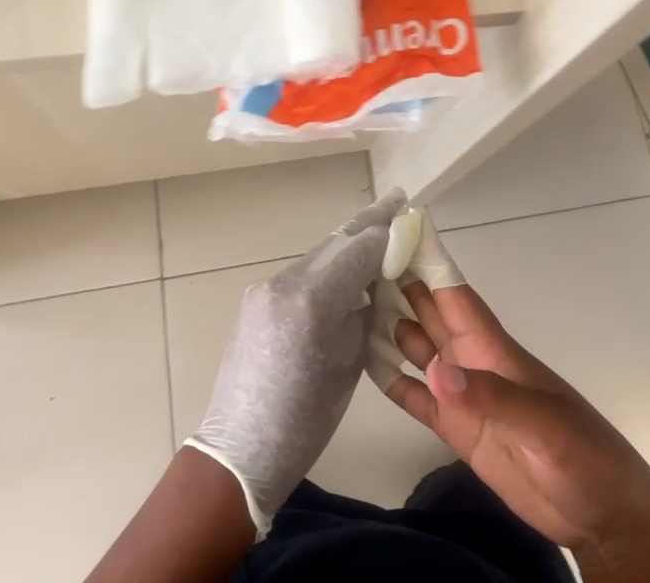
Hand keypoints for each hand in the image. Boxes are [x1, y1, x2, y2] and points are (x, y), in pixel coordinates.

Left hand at [185, 188, 403, 535]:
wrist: (240, 449)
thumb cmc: (307, 420)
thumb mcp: (350, 361)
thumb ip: (364, 311)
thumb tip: (374, 281)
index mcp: (313, 300)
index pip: (360, 247)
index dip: (388, 229)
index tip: (409, 211)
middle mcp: (285, 282)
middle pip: (336, 242)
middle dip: (368, 223)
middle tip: (397, 200)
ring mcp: (265, 289)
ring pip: (318, 256)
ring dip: (348, 245)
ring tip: (378, 232)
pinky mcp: (255, 300)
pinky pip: (301, 275)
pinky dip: (327, 268)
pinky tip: (346, 270)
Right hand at [376, 215, 649, 578]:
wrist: (600, 514)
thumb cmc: (583, 456)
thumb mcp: (544, 425)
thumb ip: (491, 398)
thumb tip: (435, 372)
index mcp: (493, 349)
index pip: (453, 293)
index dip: (425, 262)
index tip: (390, 232)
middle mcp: (472, 362)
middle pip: (428, 312)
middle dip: (395, 285)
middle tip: (348, 263)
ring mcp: (463, 395)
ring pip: (416, 347)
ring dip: (387, 327)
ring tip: (346, 304)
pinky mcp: (455, 429)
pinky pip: (415, 395)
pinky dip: (391, 378)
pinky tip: (363, 363)